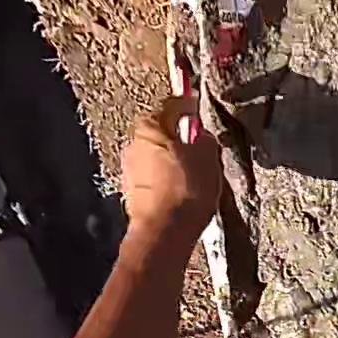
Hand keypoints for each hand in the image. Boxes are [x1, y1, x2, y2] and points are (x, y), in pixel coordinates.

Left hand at [120, 93, 220, 244]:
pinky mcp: (133, 196)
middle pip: (162, 135)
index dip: (188, 106)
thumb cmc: (186, 188)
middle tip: (201, 150)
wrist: (165, 231)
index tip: (197, 106)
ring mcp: (129, 172)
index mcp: (148, 127)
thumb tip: (201, 136)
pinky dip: (168, 184)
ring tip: (195, 178)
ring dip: (173, 164)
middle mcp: (133, 145)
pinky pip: (156, 182)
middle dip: (180, 139)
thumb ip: (205, 139)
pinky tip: (183, 195)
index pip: (172, 106)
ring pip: (158, 159)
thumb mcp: (207, 157)